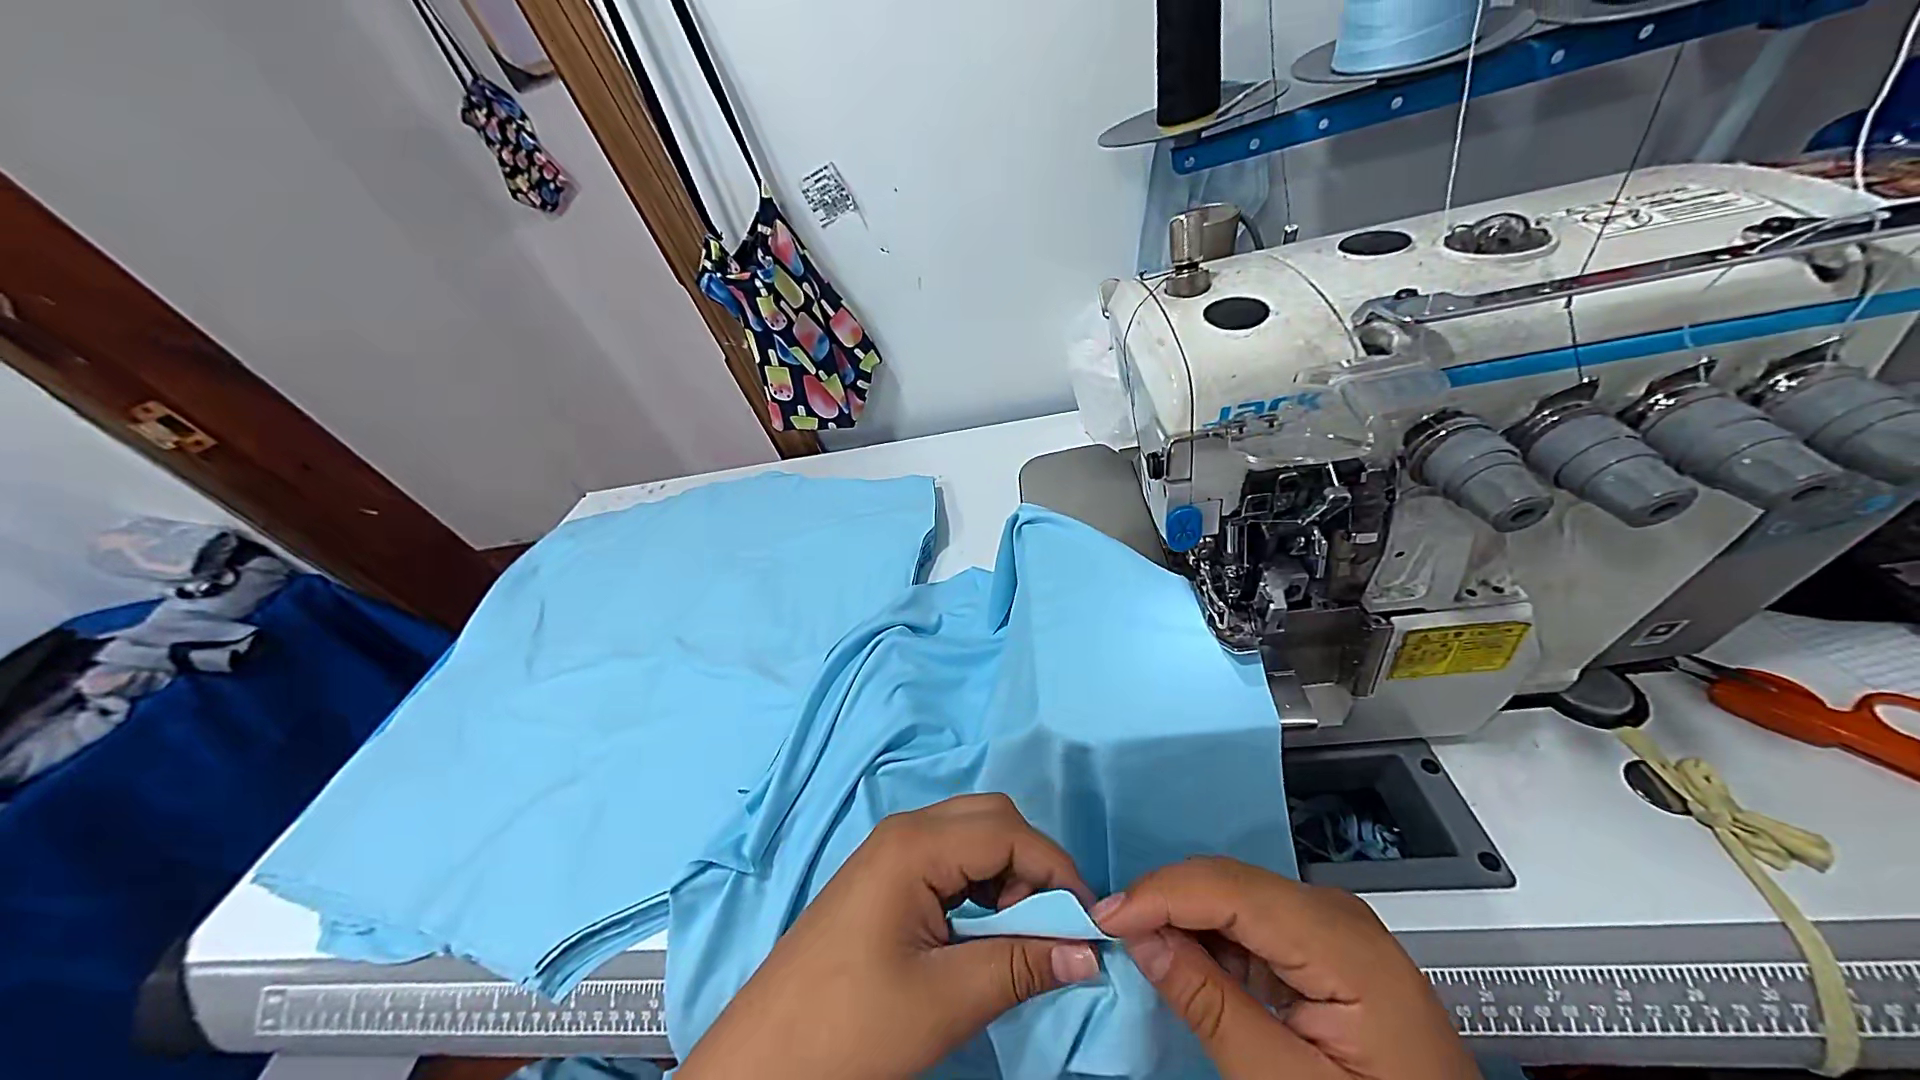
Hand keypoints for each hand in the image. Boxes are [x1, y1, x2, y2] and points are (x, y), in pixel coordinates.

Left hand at [675, 794, 1102, 1079]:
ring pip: (972, 834)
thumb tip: (1089, 952)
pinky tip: (982, 928)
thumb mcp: (945, 1000)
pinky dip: (980, 882)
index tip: (1086, 924)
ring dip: (1007, 872)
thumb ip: (1022, 965)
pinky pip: (949, 857)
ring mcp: (890, 850)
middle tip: (1047, 926)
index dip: (1057, 871)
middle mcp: (904, 830)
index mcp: (915, 845)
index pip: (1009, 831)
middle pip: (992, 819)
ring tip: (1016, 933)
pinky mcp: (884, 875)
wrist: (765, 1058)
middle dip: (1032, 863)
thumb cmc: (852, 1025)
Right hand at [1093, 856, 1475, 1079]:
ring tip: (1142, 951)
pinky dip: (1209, 939)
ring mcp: (1330, 924)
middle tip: (1113, 937)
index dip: (1160, 893)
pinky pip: (1249, 922)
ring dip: (1182, 920)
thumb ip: (1212, 1006)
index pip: (1231, 888)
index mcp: (1342, 943)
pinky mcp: (1321, 943)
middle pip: (1229, 883)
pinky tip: (1188, 964)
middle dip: (1165, 903)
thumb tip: (1142, 937)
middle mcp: (1335, 913)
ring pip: (1231, 896)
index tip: (1103, 919)